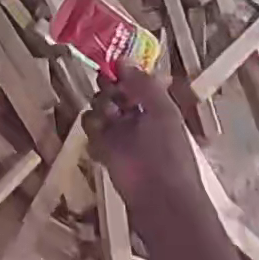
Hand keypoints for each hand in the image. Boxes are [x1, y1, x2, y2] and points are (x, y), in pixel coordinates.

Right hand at [84, 62, 201, 200]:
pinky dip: (93, 127)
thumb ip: (144, 85)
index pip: (137, 81)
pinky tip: (101, 134)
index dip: (125, 72)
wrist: (159, 198)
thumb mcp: (164, 113)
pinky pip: (90, 128)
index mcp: (157, 106)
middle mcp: (137, 116)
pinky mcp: (102, 147)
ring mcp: (118, 132)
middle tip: (109, 89)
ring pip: (99, 107)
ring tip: (109, 118)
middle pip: (114, 91)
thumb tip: (123, 60)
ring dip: (101, 107)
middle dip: (109, 87)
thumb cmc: (168, 153)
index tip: (113, 64)